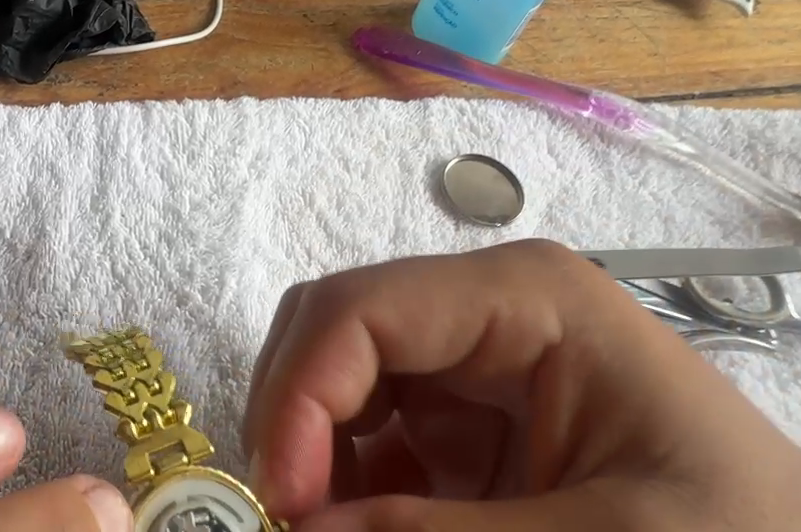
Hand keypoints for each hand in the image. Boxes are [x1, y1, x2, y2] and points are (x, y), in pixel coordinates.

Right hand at [242, 241, 800, 530]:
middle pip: (336, 331)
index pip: (360, 310)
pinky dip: (353, 480)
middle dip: (298, 419)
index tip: (280, 502)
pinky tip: (370, 522)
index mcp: (520, 293)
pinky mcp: (472, 410)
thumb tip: (299, 531)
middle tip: (290, 518)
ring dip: (319, 456)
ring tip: (327, 527)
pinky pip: (376, 428)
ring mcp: (473, 353)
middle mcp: (481, 303)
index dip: (300, 394)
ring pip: (343, 379)